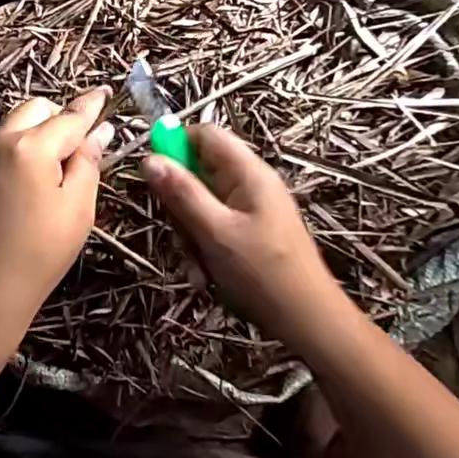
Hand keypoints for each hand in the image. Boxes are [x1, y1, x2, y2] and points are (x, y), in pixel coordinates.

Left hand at [0, 89, 114, 336]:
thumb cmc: (38, 255)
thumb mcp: (77, 210)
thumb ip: (88, 164)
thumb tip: (97, 133)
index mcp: (31, 147)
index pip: (69, 117)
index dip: (91, 105)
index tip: (104, 93)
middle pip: (35, 110)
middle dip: (61, 116)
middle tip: (82, 143)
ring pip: (14, 127)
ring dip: (38, 132)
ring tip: (56, 166)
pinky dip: (19, 151)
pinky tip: (28, 183)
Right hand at [142, 124, 354, 342]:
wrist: (308, 323)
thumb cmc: (264, 274)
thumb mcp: (215, 232)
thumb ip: (181, 194)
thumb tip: (149, 159)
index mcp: (248, 173)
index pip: (205, 134)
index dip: (175, 146)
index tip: (152, 174)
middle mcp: (249, 185)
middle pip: (197, 172)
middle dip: (179, 204)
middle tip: (179, 232)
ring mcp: (248, 210)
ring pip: (199, 205)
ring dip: (188, 234)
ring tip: (195, 264)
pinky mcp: (247, 234)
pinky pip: (211, 228)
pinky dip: (202, 249)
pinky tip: (204, 276)